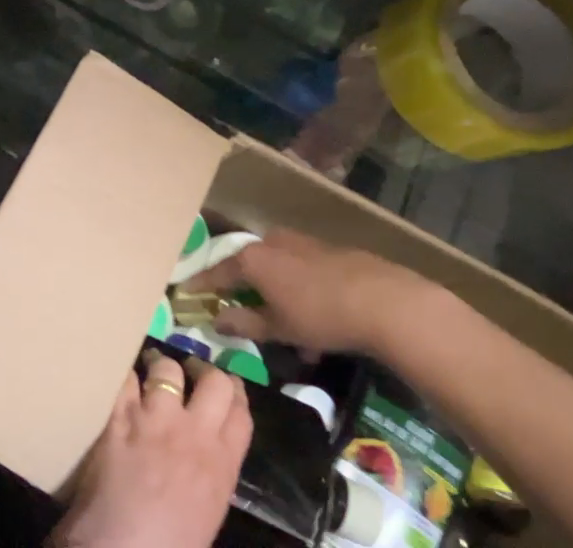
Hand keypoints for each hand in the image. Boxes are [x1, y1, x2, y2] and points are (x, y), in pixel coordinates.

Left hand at [52, 352, 251, 547]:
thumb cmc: (168, 546)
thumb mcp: (208, 514)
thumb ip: (212, 477)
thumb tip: (207, 461)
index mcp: (222, 465)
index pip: (241, 414)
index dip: (236, 393)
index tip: (229, 384)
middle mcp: (193, 433)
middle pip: (214, 381)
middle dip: (205, 371)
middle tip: (192, 371)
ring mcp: (155, 420)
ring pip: (167, 370)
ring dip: (161, 368)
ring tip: (152, 370)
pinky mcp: (118, 415)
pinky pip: (125, 379)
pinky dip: (125, 376)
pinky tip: (121, 378)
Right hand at [180, 229, 443, 356]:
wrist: (386, 302)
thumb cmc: (320, 315)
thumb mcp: (278, 328)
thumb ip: (244, 323)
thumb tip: (216, 320)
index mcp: (253, 259)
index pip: (217, 271)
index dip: (201, 283)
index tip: (186, 290)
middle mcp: (273, 243)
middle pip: (250, 264)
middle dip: (246, 288)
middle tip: (243, 308)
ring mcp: (304, 243)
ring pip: (281, 268)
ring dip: (279, 294)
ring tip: (291, 330)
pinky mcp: (332, 250)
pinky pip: (305, 270)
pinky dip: (303, 291)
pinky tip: (320, 322)